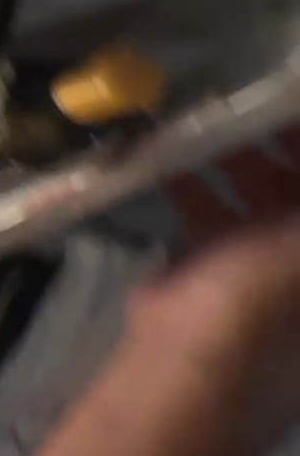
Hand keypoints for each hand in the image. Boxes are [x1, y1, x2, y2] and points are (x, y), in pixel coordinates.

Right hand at [132, 136, 299, 439]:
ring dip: (235, 158)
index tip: (288, 107)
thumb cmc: (270, 296)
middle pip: (298, 183)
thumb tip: (287, 131)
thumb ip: (294, 193)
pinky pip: (206, 205)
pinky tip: (169, 163)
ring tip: (207, 126)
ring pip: (259, 188)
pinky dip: (189, 183)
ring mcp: (262, 247)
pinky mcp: (209, 252)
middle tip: (252, 108)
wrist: (199, 348)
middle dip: (282, 145)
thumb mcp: (296, 241)